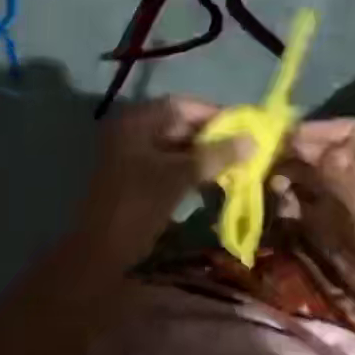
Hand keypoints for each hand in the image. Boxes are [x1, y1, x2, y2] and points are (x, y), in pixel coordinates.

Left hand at [75, 97, 244, 258]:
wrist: (102, 248)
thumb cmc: (138, 205)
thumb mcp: (179, 177)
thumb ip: (215, 156)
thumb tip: (252, 140)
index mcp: (135, 123)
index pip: (180, 105)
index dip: (213, 114)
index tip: (244, 125)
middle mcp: (130, 132)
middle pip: (177, 124)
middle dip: (210, 136)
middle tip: (244, 147)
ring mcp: (130, 155)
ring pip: (173, 146)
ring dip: (202, 154)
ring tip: (235, 164)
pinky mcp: (134, 177)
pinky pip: (166, 164)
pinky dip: (189, 169)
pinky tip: (213, 179)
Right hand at [282, 118, 354, 315]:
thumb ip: (341, 175)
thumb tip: (311, 143)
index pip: (351, 133)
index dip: (321, 131)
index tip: (288, 136)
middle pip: (326, 155)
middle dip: (297, 154)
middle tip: (266, 157)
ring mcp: (345, 205)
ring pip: (311, 181)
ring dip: (289, 178)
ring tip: (270, 182)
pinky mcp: (329, 231)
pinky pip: (304, 209)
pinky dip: (290, 204)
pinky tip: (279, 204)